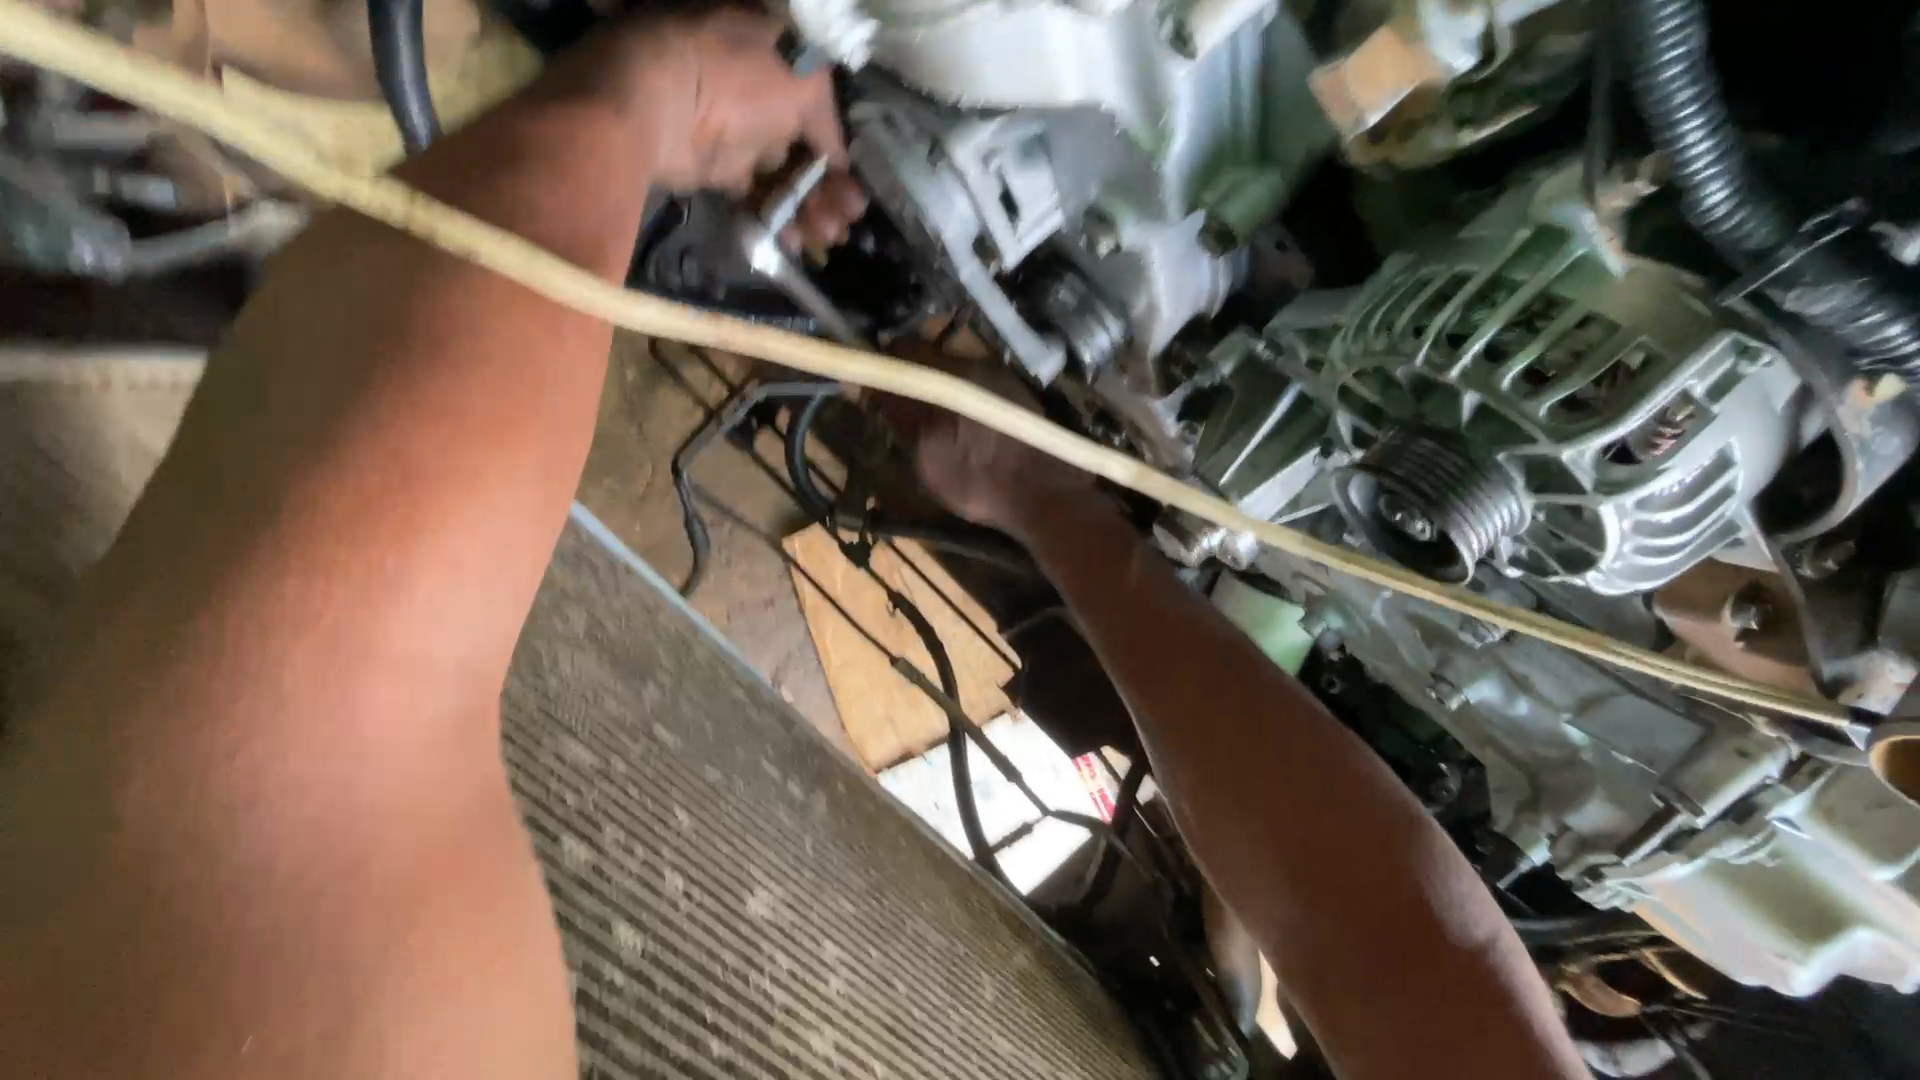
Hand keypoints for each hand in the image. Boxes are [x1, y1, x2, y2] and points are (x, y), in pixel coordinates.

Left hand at [609, 8, 867, 244]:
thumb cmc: (736, 80)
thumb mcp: (802, 82)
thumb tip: (839, 158)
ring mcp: (735, 130)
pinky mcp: (716, 168)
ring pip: (783, 175)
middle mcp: (758, 90)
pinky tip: (797, 242)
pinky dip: (777, 219)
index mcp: (778, 58)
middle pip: (804, 148)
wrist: (656, 106)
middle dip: (829, 187)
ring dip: (810, 207)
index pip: (821, 109)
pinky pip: (756, 196)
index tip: (855, 185)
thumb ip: (828, 121)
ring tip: (830, 235)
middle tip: (848, 219)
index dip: (839, 150)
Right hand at [881, 340, 1095, 537]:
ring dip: (940, 394)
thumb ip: (901, 415)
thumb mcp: (928, 453)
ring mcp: (1004, 382)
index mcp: (952, 373)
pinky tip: (961, 432)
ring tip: (930, 426)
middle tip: (899, 412)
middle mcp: (980, 366)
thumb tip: (875, 389)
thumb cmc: (978, 478)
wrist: (1045, 495)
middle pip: (934, 362)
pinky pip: (979, 393)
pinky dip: (963, 405)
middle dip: (913, 381)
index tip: (873, 387)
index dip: (886, 366)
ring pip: (958, 378)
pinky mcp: (1020, 400)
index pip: (906, 350)